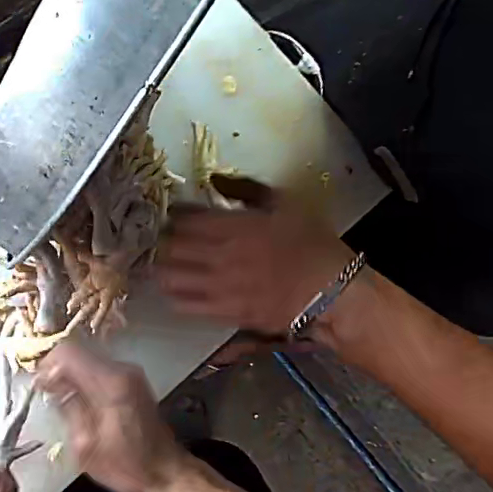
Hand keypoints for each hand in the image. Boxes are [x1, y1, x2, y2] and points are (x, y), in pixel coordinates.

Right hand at [35, 342, 191, 491]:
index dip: (47, 365)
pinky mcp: (132, 380)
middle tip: (48, 396)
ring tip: (63, 403)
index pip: (67, 352)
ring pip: (86, 358)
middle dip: (57, 371)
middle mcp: (122, 370)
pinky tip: (81, 403)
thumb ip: (66, 407)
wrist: (167, 474)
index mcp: (109, 384)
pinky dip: (83, 379)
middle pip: (77, 351)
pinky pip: (98, 368)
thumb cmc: (127, 466)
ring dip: (70, 375)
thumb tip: (49, 384)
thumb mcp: (86, 445)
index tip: (40, 386)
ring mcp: (130, 373)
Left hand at [158, 199, 357, 334]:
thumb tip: (215, 180)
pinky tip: (175, 289)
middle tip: (165, 238)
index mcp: (231, 226)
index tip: (174, 214)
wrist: (330, 290)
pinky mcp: (221, 311)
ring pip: (169, 276)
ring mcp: (216, 286)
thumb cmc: (310, 243)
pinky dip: (173, 295)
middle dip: (163, 240)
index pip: (183, 218)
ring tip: (166, 263)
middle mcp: (217, 255)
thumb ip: (245, 189)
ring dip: (162, 267)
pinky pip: (183, 304)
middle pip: (169, 246)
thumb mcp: (283, 203)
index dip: (173, 215)